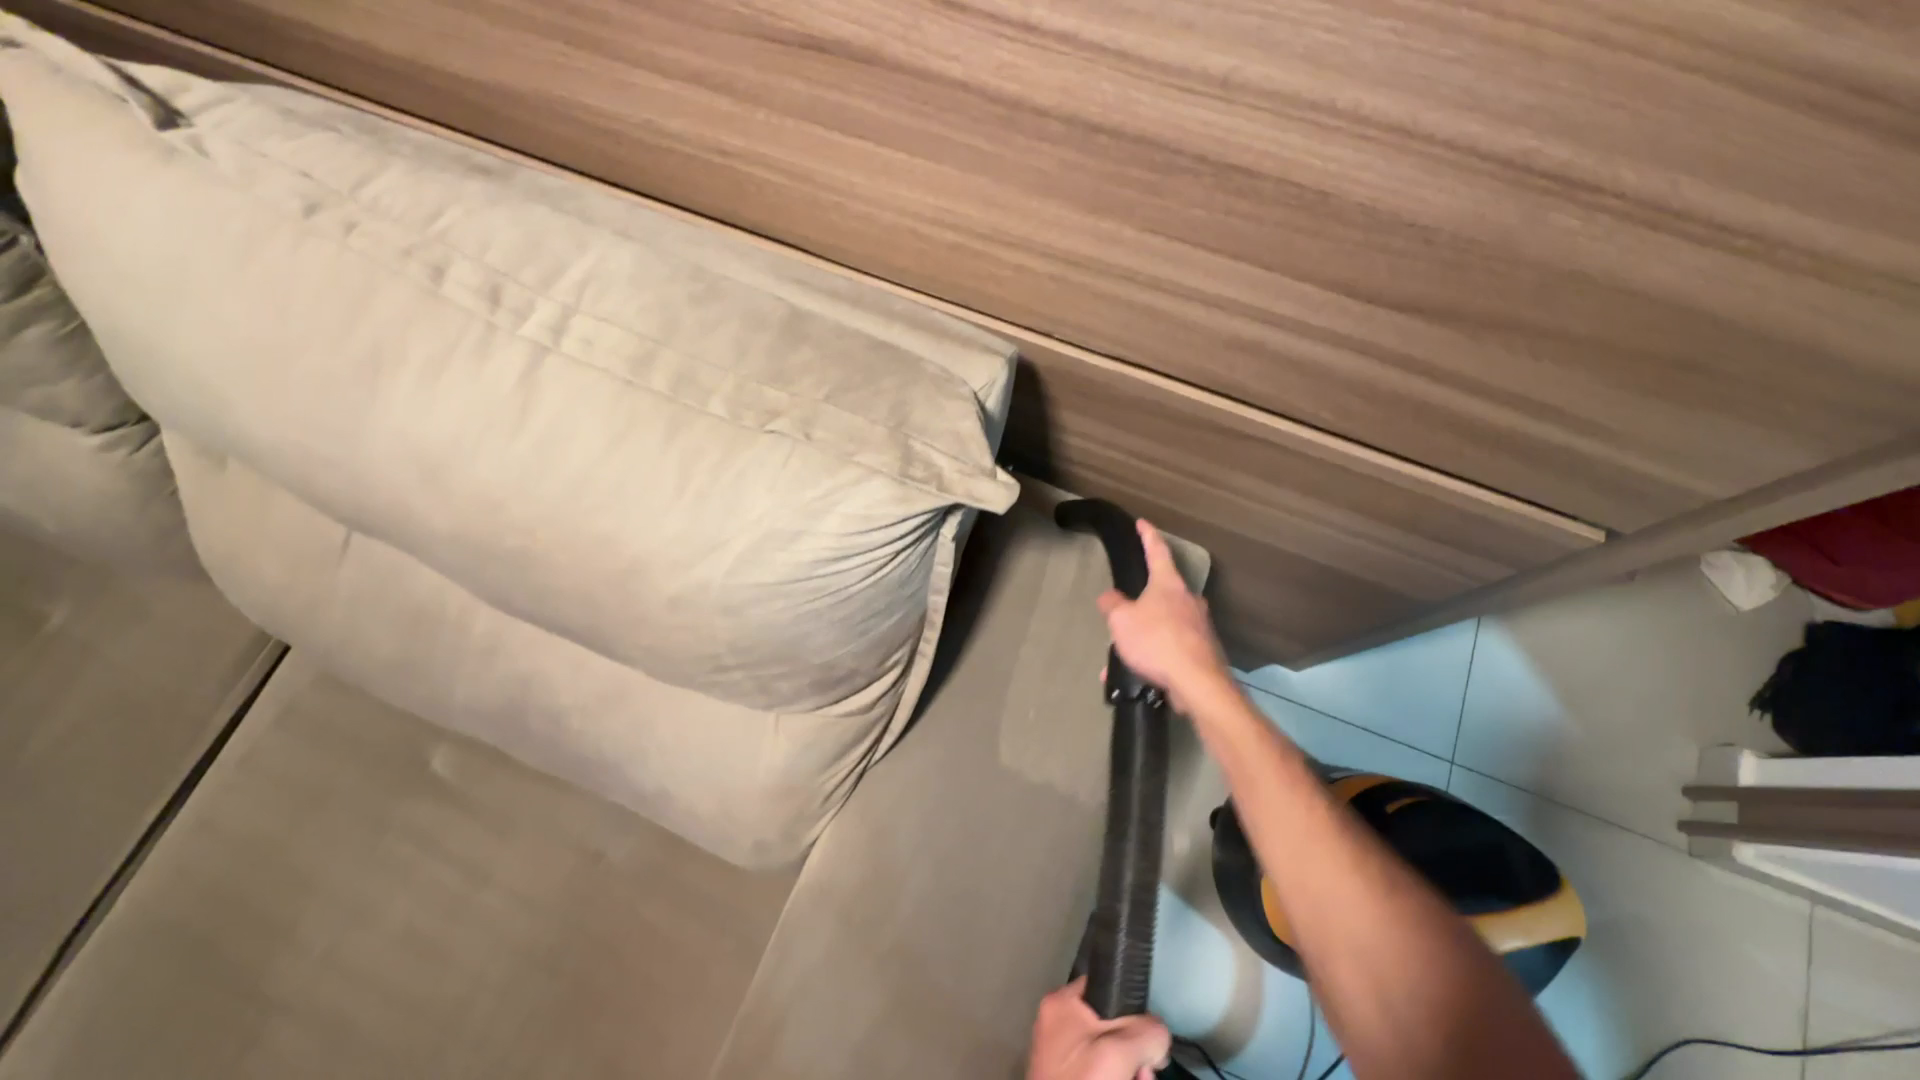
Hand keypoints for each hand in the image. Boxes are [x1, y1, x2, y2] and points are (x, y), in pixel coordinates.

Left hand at [1027, 977, 1171, 1079]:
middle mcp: (1061, 1022)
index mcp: (1063, 1003)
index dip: (1135, 1009)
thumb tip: (1158, 1034)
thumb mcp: (1119, 1051)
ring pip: (1116, 1053)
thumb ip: (1147, 1032)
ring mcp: (1067, 1053)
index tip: (1148, 1035)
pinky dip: (1122, 1077)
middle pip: (1117, 1025)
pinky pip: (1108, 1070)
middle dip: (1137, 1051)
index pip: (1110, 987)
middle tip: (1143, 1070)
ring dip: (1134, 1070)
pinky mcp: (1074, 1076)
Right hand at [1097, 520, 1229, 711]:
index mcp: (1169, 584)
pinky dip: (1154, 658)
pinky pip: (1171, 648)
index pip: (1157, 551)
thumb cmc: (1156, 641)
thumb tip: (1109, 597)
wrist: (1197, 682)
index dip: (1147, 535)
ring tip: (1123, 658)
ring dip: (1144, 638)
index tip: (1142, 523)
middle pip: (1162, 592)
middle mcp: (1189, 600)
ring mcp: (1199, 625)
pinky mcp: (1203, 650)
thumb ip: (1112, 605)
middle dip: (1142, 603)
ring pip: (1164, 625)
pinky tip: (1137, 677)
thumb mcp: (1121, 621)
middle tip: (1125, 614)